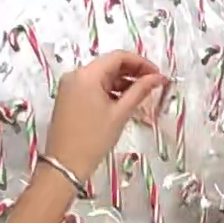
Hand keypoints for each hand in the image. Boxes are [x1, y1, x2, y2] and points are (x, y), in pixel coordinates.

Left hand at [43, 51, 167, 182]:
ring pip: (101, 77)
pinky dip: (109, 91)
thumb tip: (158, 77)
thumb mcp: (120, 114)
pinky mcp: (68, 98)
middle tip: (153, 85)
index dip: (141, 63)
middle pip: (109, 65)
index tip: (158, 75)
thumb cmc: (94, 139)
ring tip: (141, 96)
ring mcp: (70, 87)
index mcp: (87, 75)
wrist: (65, 165)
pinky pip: (92, 88)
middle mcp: (76, 75)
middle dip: (132, 73)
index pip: (118, 57)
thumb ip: (140, 91)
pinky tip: (123, 102)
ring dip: (122, 83)